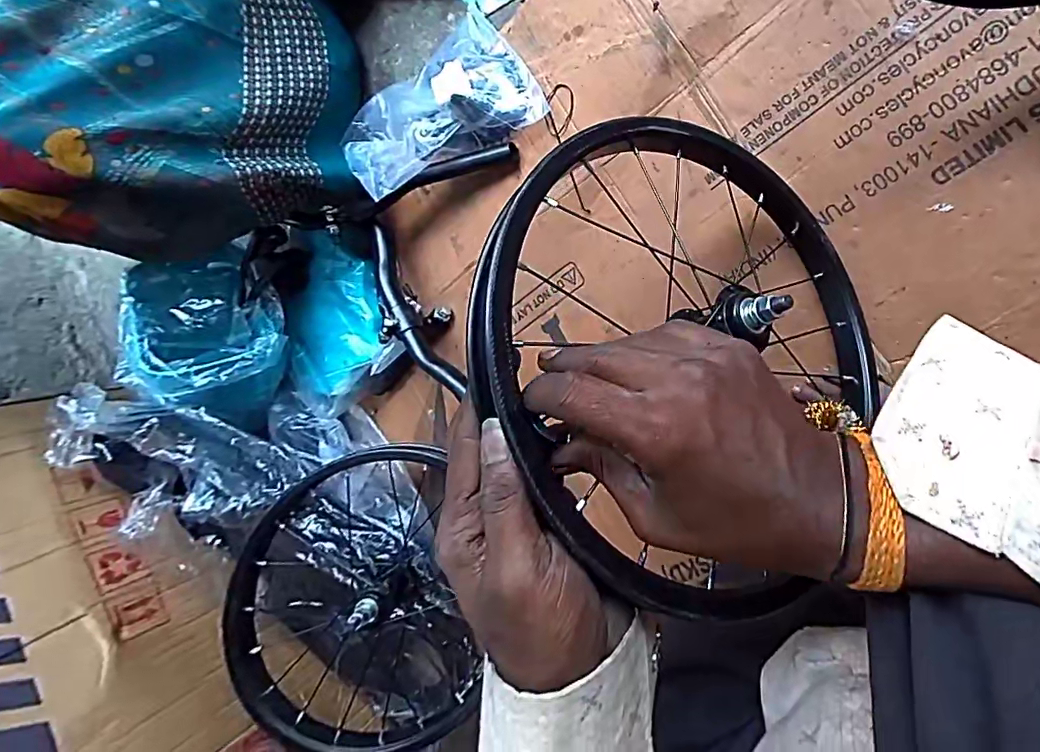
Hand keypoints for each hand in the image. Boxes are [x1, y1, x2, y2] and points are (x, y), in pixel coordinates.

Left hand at [436, 402, 624, 692]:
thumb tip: (494, 433)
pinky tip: (560, 440)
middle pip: (484, 449)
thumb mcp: (517, 565)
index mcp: (461, 525)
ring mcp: (509, 518)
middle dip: (498, 411)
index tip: (493, 368)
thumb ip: (503, 499)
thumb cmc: (542, 632)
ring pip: (510, 458)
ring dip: (523, 429)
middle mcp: (479, 516)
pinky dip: (543, 453)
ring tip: (545, 400)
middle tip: (525, 376)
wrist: (578, 670)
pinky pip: (533, 476)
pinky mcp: (537, 522)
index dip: (477, 407)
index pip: (464, 449)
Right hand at [526, 322, 857, 582]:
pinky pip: (669, 332)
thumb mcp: (657, 517)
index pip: (575, 394)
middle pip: (597, 358)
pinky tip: (635, 363)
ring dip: (601, 356)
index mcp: (657, 429)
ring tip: (585, 372)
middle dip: (563, 368)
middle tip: (546, 380)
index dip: (542, 394)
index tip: (530, 400)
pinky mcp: (729, 346)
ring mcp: (708, 355)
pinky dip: (644, 347)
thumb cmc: (739, 522)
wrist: (818, 496)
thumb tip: (563, 445)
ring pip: (630, 340)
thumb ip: (603, 470)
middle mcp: (679, 380)